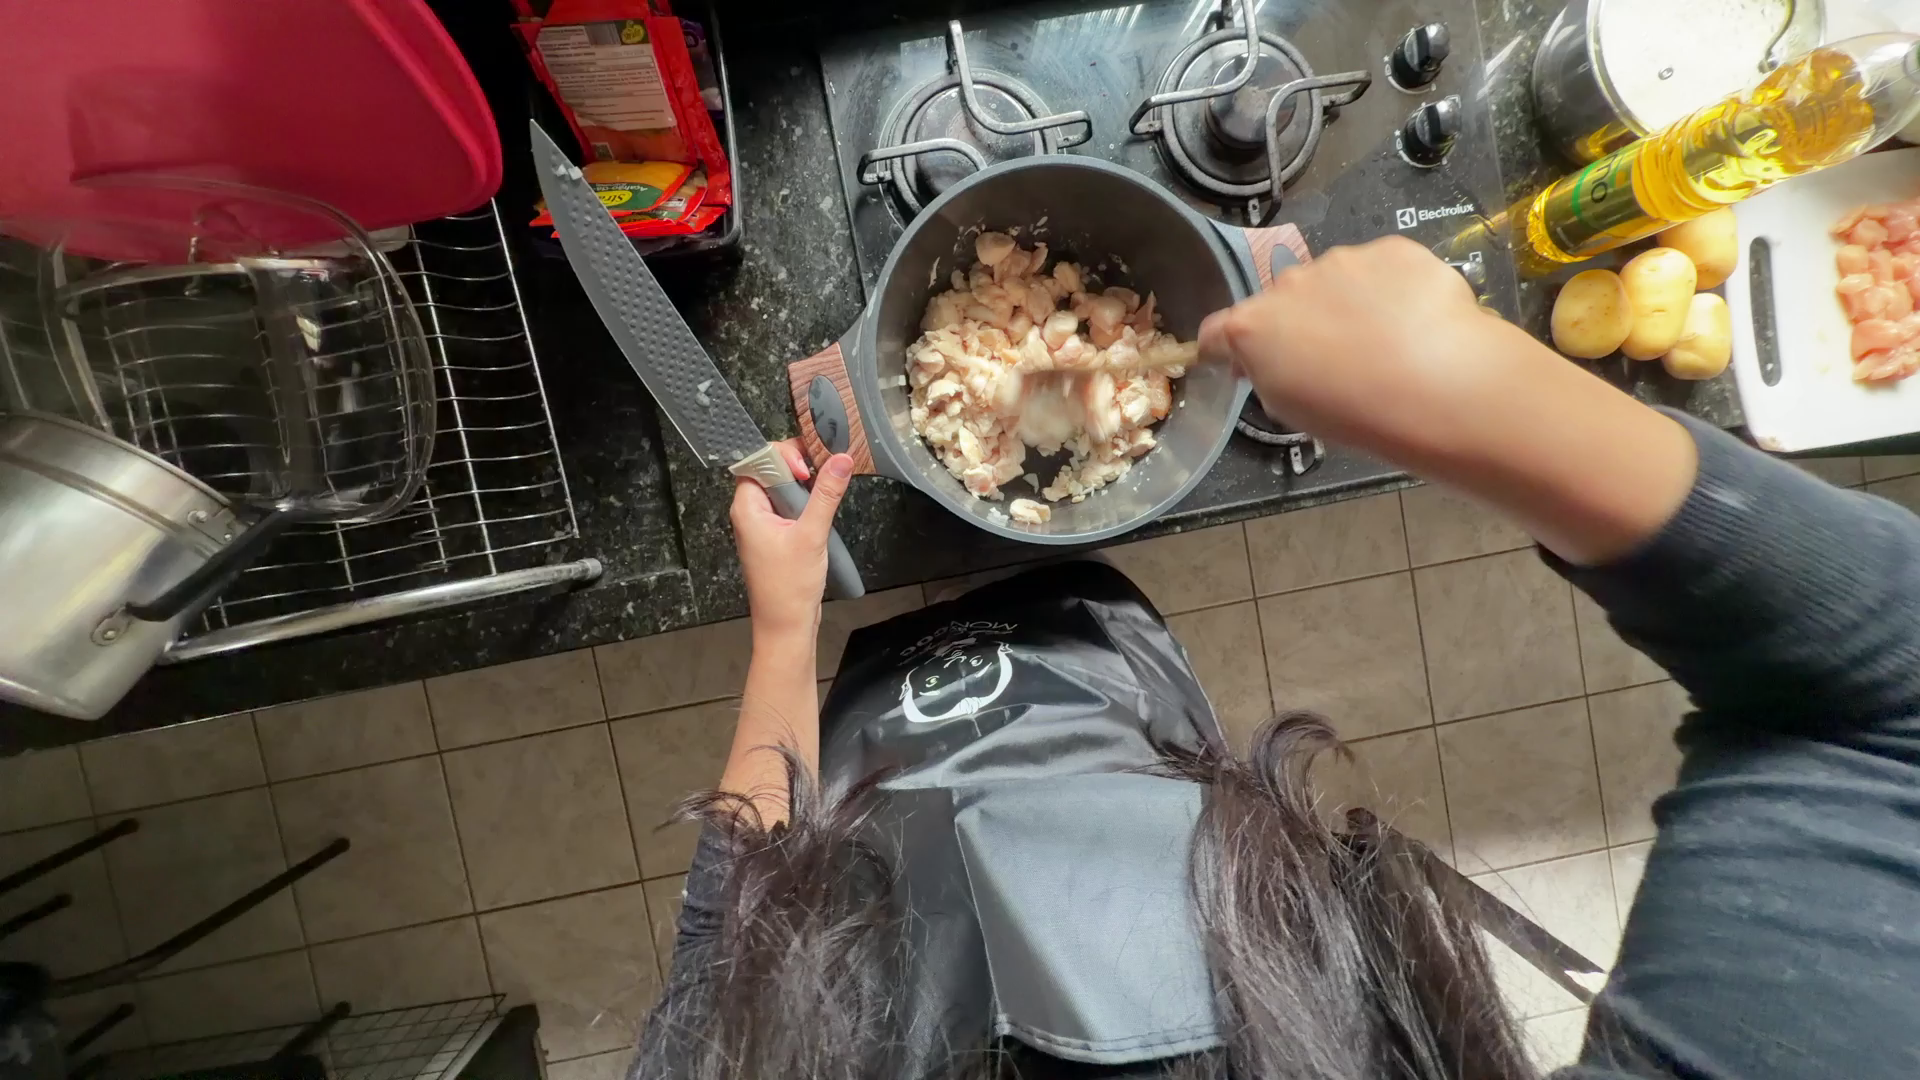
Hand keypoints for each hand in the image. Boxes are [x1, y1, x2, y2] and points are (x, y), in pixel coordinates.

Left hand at [729, 440, 853, 639]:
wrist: (787, 625)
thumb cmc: (789, 586)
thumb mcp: (811, 535)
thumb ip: (826, 494)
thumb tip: (841, 459)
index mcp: (747, 507)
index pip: (758, 461)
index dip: (783, 456)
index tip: (807, 468)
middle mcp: (751, 512)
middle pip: (771, 470)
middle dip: (798, 465)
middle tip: (823, 473)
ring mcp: (764, 524)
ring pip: (783, 488)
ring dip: (805, 485)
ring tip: (827, 489)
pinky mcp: (777, 536)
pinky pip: (789, 507)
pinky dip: (806, 502)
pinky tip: (822, 508)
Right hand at [1199, 235, 1526, 463]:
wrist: (1435, 386)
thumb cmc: (1348, 411)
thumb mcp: (1285, 407)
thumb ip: (1264, 373)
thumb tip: (1268, 358)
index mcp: (1250, 327)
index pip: (1215, 331)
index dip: (1223, 349)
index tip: (1239, 364)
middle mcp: (1286, 283)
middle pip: (1276, 302)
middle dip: (1291, 323)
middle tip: (1325, 358)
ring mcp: (1340, 261)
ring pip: (1328, 281)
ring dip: (1339, 303)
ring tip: (1377, 340)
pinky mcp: (1391, 249)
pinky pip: (1377, 269)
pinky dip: (1385, 290)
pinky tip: (1409, 321)